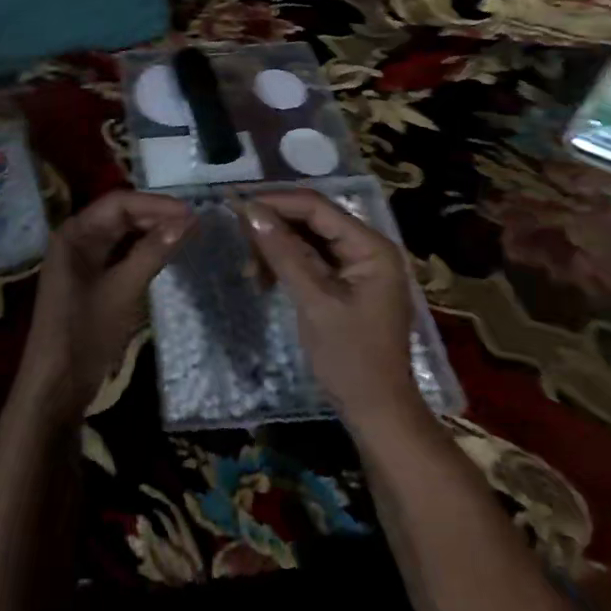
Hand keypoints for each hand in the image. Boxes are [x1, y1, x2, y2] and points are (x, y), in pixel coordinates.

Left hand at [15, 191, 193, 419]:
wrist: (56, 384)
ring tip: (189, 236)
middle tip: (197, 224)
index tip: (193, 213)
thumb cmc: (85, 333)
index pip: (118, 202)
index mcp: (73, 233)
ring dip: (151, 232)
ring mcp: (80, 259)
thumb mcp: (123, 290)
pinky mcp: (89, 279)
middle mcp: (74, 238)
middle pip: (119, 215)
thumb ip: (153, 252)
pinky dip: (141, 252)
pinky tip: (167, 255)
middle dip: (156, 216)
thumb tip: (188, 220)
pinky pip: (118, 254)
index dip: (156, 204)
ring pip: (120, 234)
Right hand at [231, 190, 421, 428]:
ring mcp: (356, 265)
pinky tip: (263, 279)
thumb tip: (250, 211)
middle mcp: (367, 248)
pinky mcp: (344, 281)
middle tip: (236, 236)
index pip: (317, 207)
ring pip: (306, 238)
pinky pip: (308, 258)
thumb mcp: (313, 301)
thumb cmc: (350, 357)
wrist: (375, 408)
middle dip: (273, 225)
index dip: (276, 202)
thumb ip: (283, 253)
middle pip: (312, 219)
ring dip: (274, 247)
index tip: (235, 206)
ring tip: (250, 268)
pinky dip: (283, 263)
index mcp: (372, 247)